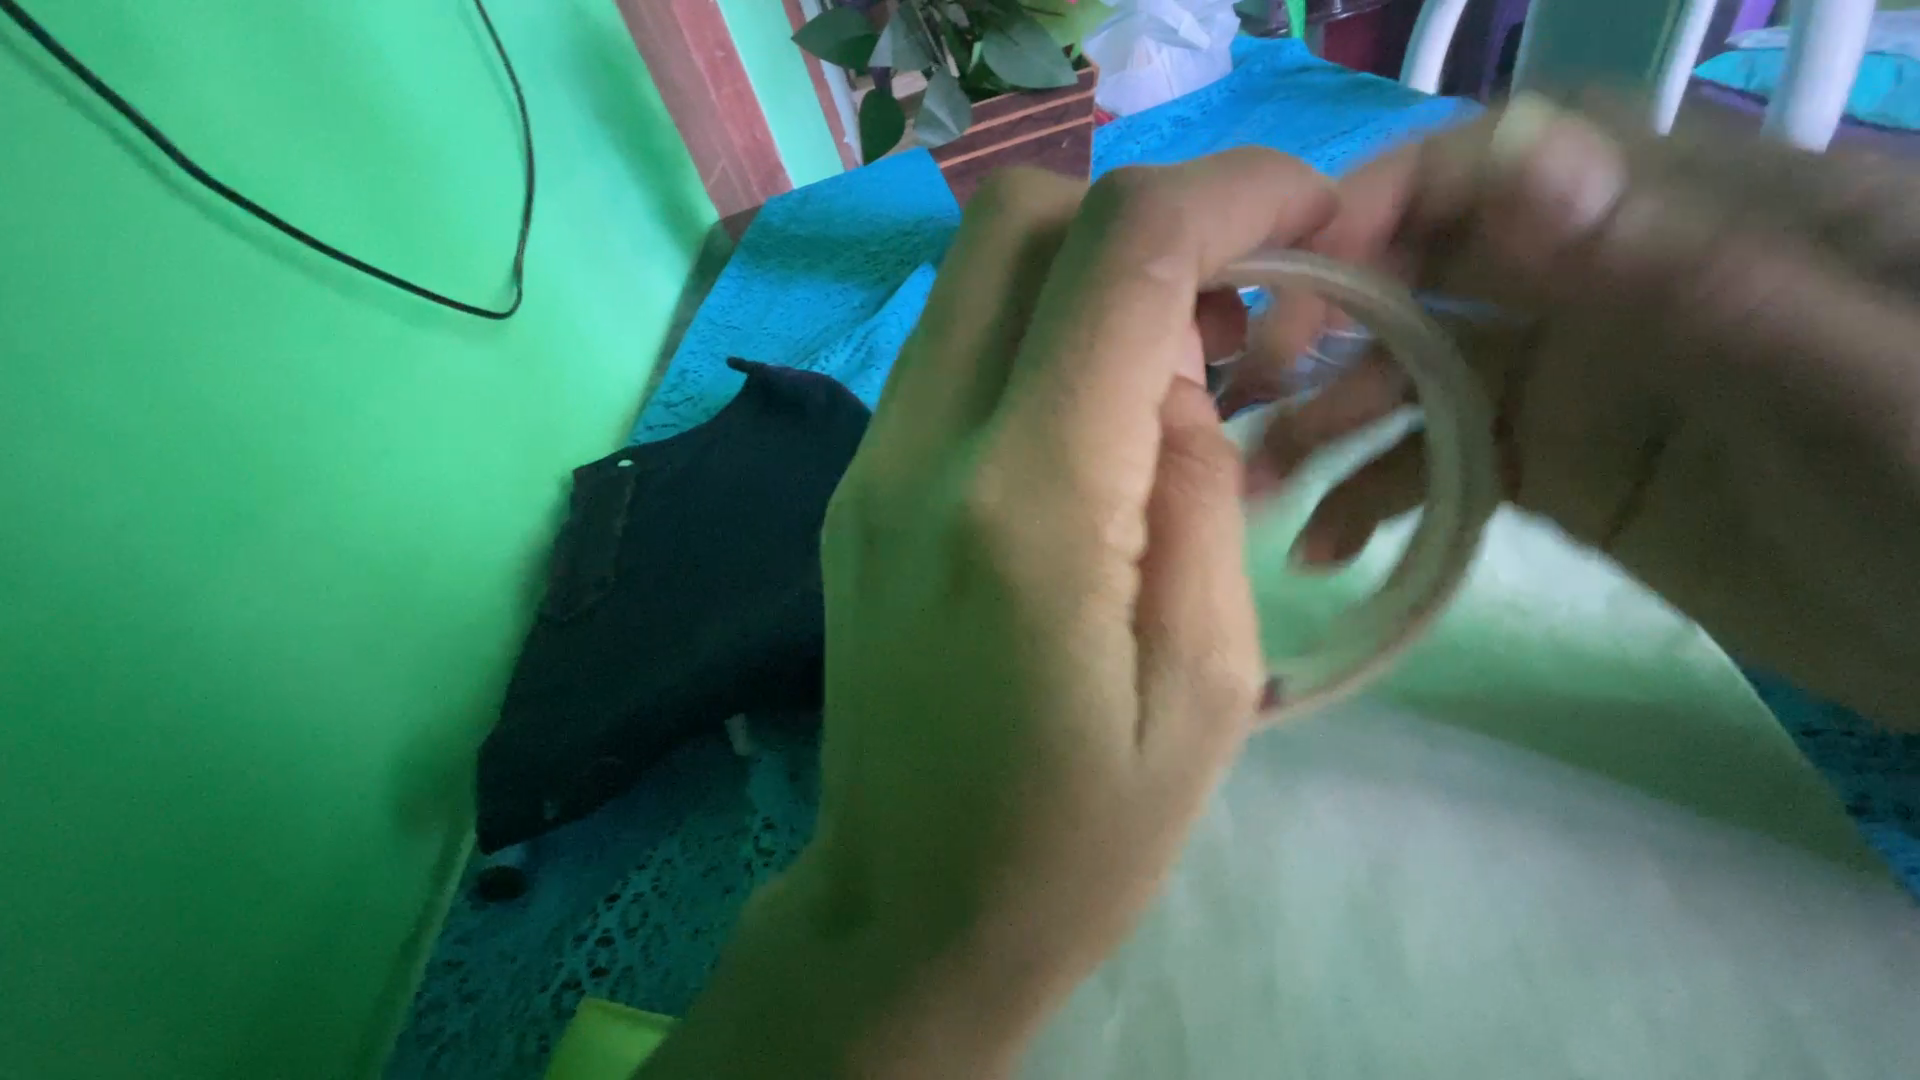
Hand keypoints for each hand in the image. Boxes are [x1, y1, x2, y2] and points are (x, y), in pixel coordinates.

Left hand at [642, 150, 1334, 1079]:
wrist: (909, 906)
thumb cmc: (1077, 834)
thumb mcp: (1206, 682)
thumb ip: (1198, 492)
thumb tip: (1172, 378)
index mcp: (1026, 502)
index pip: (1119, 254)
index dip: (1227, 191)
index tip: (1304, 209)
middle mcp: (920, 451)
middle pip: (1015, 222)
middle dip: (1141, 218)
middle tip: (1230, 298)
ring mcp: (868, 464)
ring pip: (973, 278)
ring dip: (1083, 275)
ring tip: (1171, 364)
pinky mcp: (855, 490)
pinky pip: (949, 353)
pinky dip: (1032, 336)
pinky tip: (1090, 420)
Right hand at [1228, 95, 1919, 729]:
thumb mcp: (1840, 366)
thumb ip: (1675, 259)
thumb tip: (1506, 149)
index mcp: (1680, 218)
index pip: (1497, 167)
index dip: (1381, 205)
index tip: (1292, 283)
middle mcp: (1598, 286)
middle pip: (1425, 273)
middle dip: (1324, 326)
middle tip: (1251, 398)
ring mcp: (1565, 382)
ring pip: (1408, 378)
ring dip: (1324, 425)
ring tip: (1260, 488)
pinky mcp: (1546, 469)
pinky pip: (1431, 466)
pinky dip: (1370, 501)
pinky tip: (1327, 548)